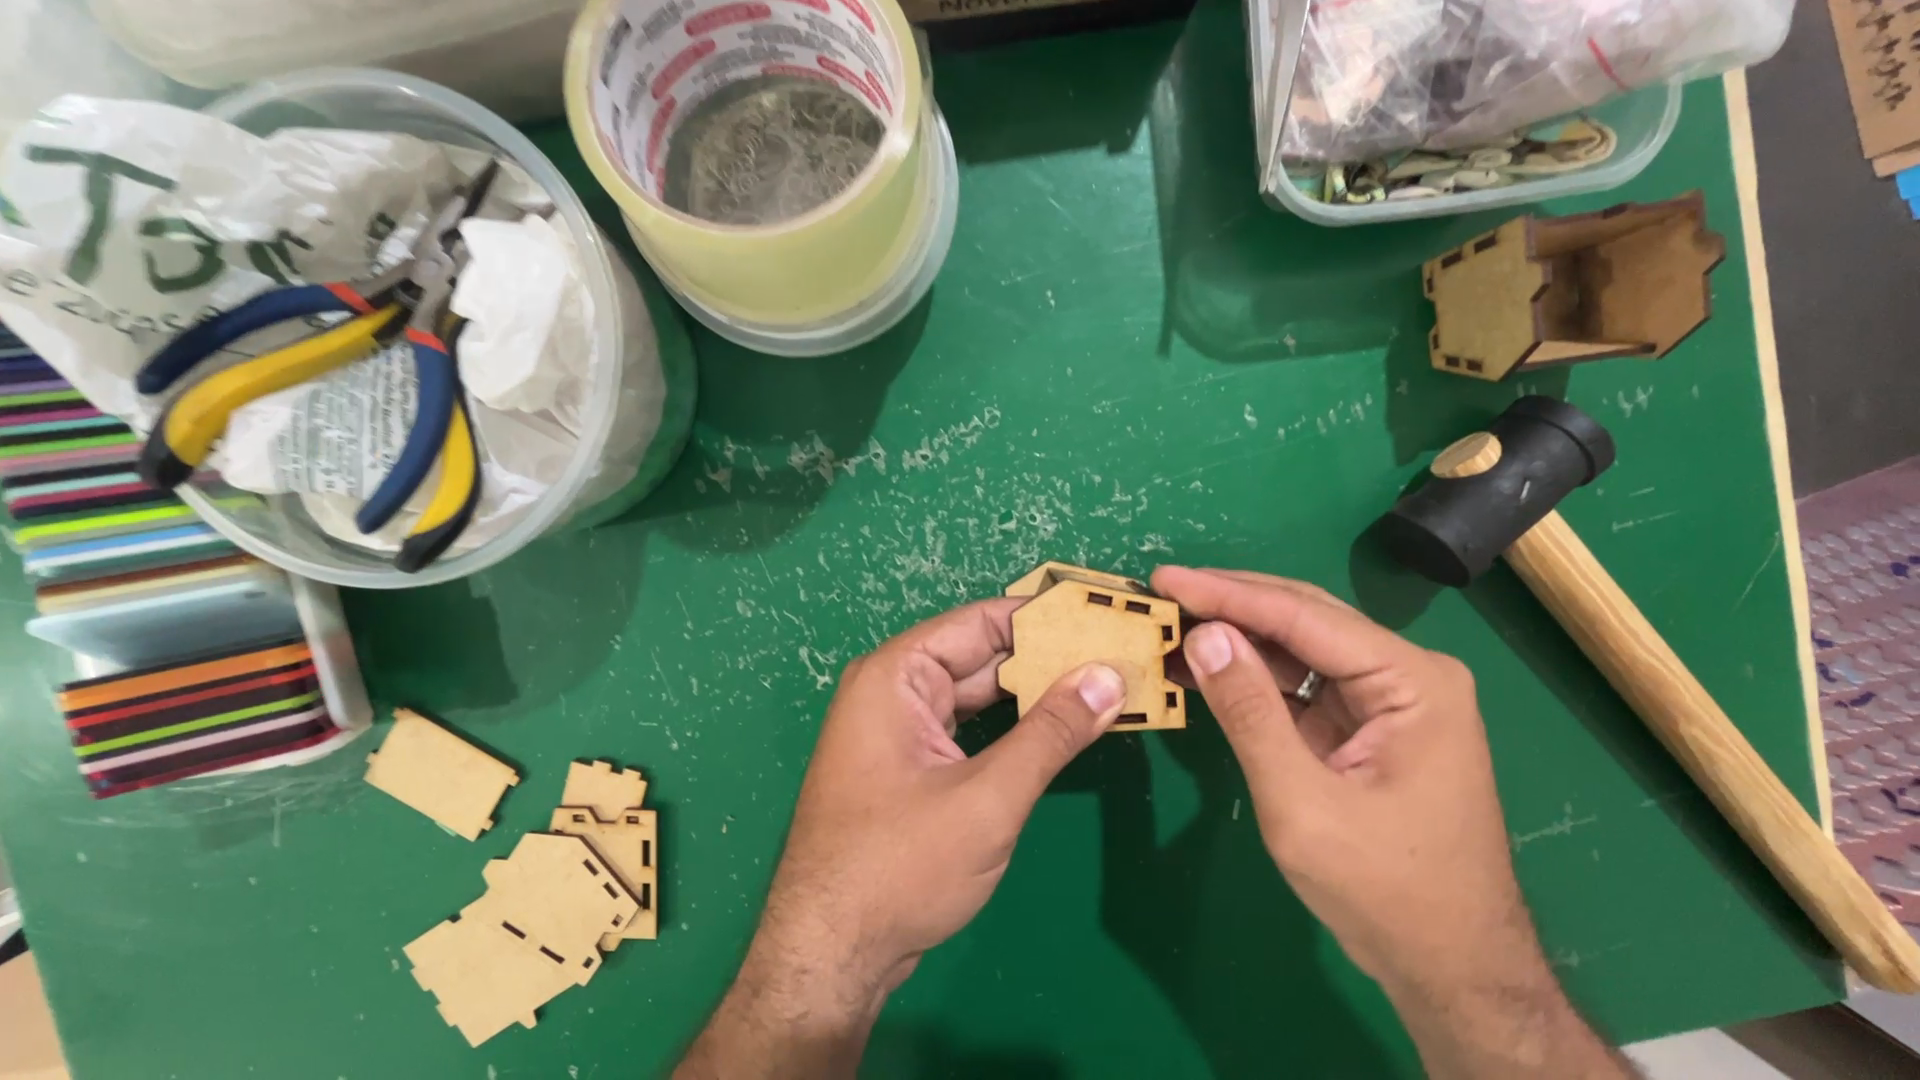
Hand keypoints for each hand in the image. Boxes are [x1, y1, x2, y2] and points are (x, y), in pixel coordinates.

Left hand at [679, 600, 1125, 1076]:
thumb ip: (1051, 734)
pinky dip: (1013, 730)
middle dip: (1048, 660)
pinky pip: (970, 731)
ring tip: (1104, 688)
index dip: (1046, 619)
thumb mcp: (987, 798)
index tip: (1106, 620)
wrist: (830, 956)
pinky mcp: (912, 768)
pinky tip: (1059, 731)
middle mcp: (894, 691)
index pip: (982, 622)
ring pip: (980, 697)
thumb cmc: (900, 867)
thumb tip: (1107, 677)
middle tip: (1120, 658)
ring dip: (1035, 697)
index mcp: (897, 676)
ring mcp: (901, 731)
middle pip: (982, 657)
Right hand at [1152, 568, 1629, 1078]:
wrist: (1450, 965)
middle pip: (1306, 618)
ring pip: (1302, 648)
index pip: (1304, 616)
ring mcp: (1389, 699)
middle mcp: (1407, 674)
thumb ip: (1251, 714)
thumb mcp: (1303, 803)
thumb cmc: (1384, 888)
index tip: (1165, 578)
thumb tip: (1204, 635)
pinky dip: (1254, 678)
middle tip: (1164, 592)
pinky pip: (1304, 685)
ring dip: (1239, 640)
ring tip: (1174, 628)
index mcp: (1412, 681)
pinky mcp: (1368, 725)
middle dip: (1231, 604)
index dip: (1228, 593)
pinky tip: (1209, 670)